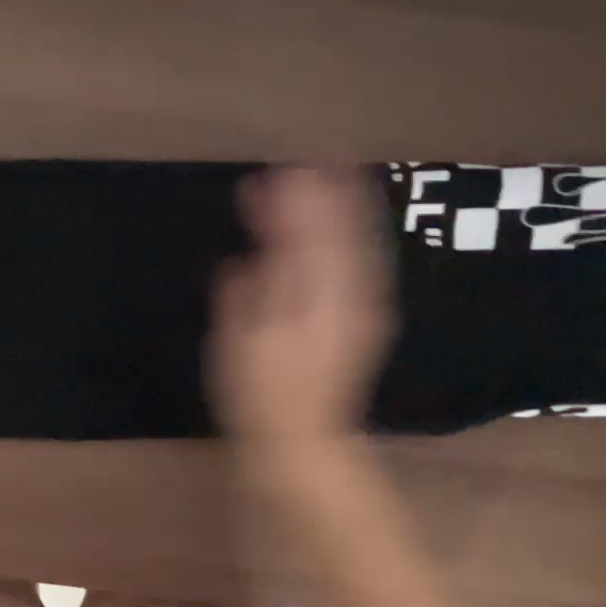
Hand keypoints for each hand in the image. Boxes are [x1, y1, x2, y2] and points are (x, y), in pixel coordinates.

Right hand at [208, 168, 394, 446]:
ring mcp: (362, 307)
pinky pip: (363, 263)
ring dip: (345, 209)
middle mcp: (350, 292)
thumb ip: (246, 295)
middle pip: (345, 229)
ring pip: (360, 243)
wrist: (302, 446)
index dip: (293, 198)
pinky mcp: (362, 321)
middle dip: (325, 193)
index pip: (310, 230)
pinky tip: (343, 232)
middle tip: (306, 160)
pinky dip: (353, 237)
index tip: (271, 171)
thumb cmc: (261, 398)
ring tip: (332, 178)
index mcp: (318, 293)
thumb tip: (245, 258)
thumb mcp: (242, 344)